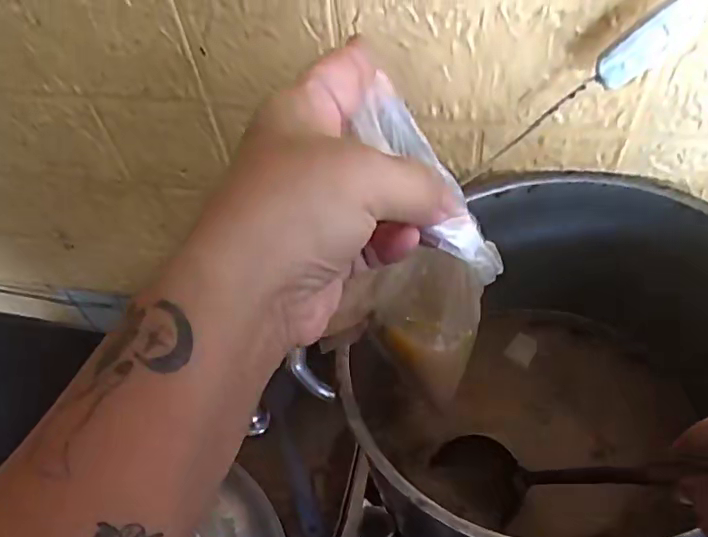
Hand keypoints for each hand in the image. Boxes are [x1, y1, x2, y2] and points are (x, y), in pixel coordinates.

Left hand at [172, 40, 462, 356]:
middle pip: (373, 146)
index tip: (414, 109)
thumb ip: (419, 185)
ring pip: (379, 200)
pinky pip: (374, 240)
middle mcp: (309, 157)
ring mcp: (318, 209)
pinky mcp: (329, 255)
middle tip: (441, 183)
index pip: (348, 74)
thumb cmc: (298, 211)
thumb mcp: (366, 178)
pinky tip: (409, 245)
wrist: (255, 292)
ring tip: (438, 224)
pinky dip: (394, 242)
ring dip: (411, 211)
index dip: (382, 81)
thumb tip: (453, 210)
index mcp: (304, 111)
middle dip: (411, 163)